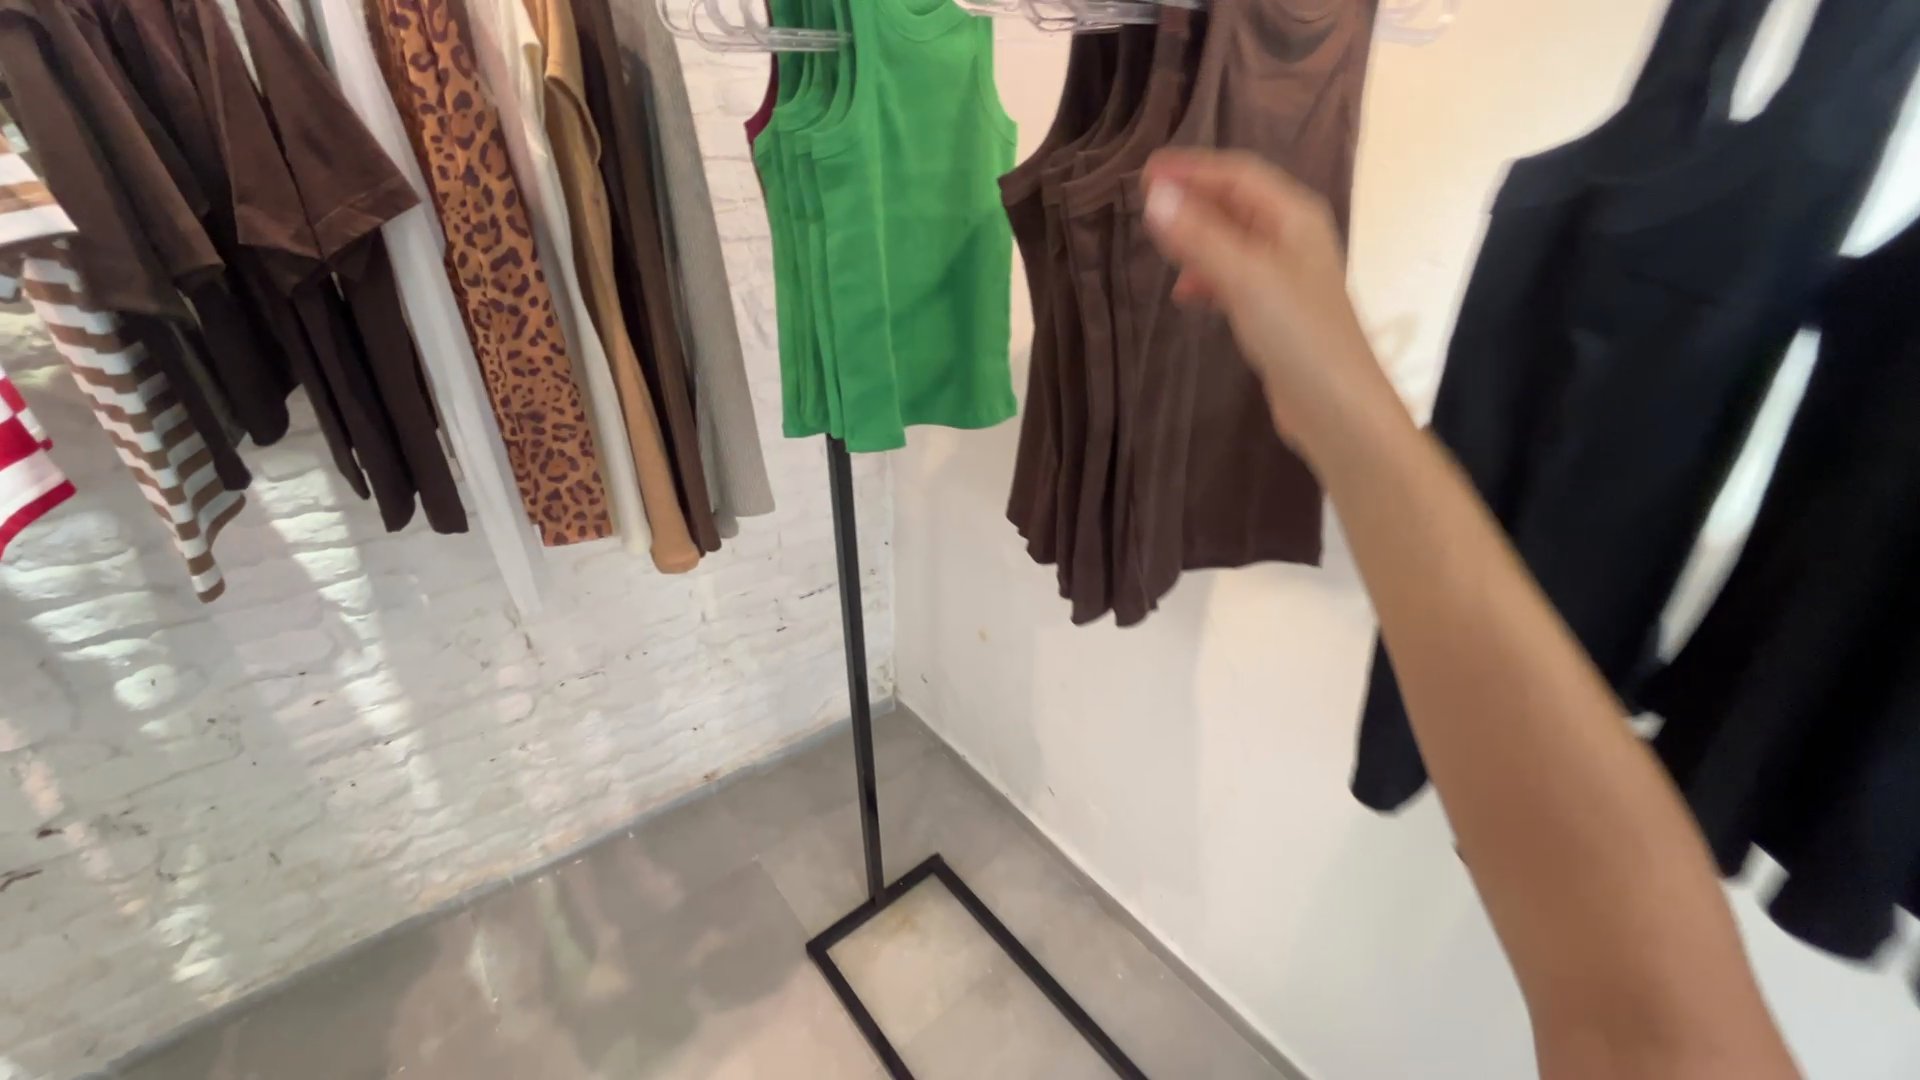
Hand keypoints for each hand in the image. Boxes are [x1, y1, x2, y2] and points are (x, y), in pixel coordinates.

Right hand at [1142, 149, 1398, 457]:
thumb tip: (1153, 198)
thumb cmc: (1297, 333)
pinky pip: (1233, 279)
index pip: (1237, 176)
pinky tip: (1186, 295)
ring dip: (1196, 241)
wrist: (1335, 404)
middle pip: (1235, 206)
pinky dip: (1206, 279)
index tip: (1146, 172)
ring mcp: (1284, 277)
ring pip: (1231, 244)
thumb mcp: (1245, 278)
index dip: (1192, 170)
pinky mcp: (1274, 312)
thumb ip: (1198, 238)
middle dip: (1192, 202)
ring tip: (1160, 249)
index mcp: (1293, 218)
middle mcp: (1291, 239)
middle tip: (1145, 204)